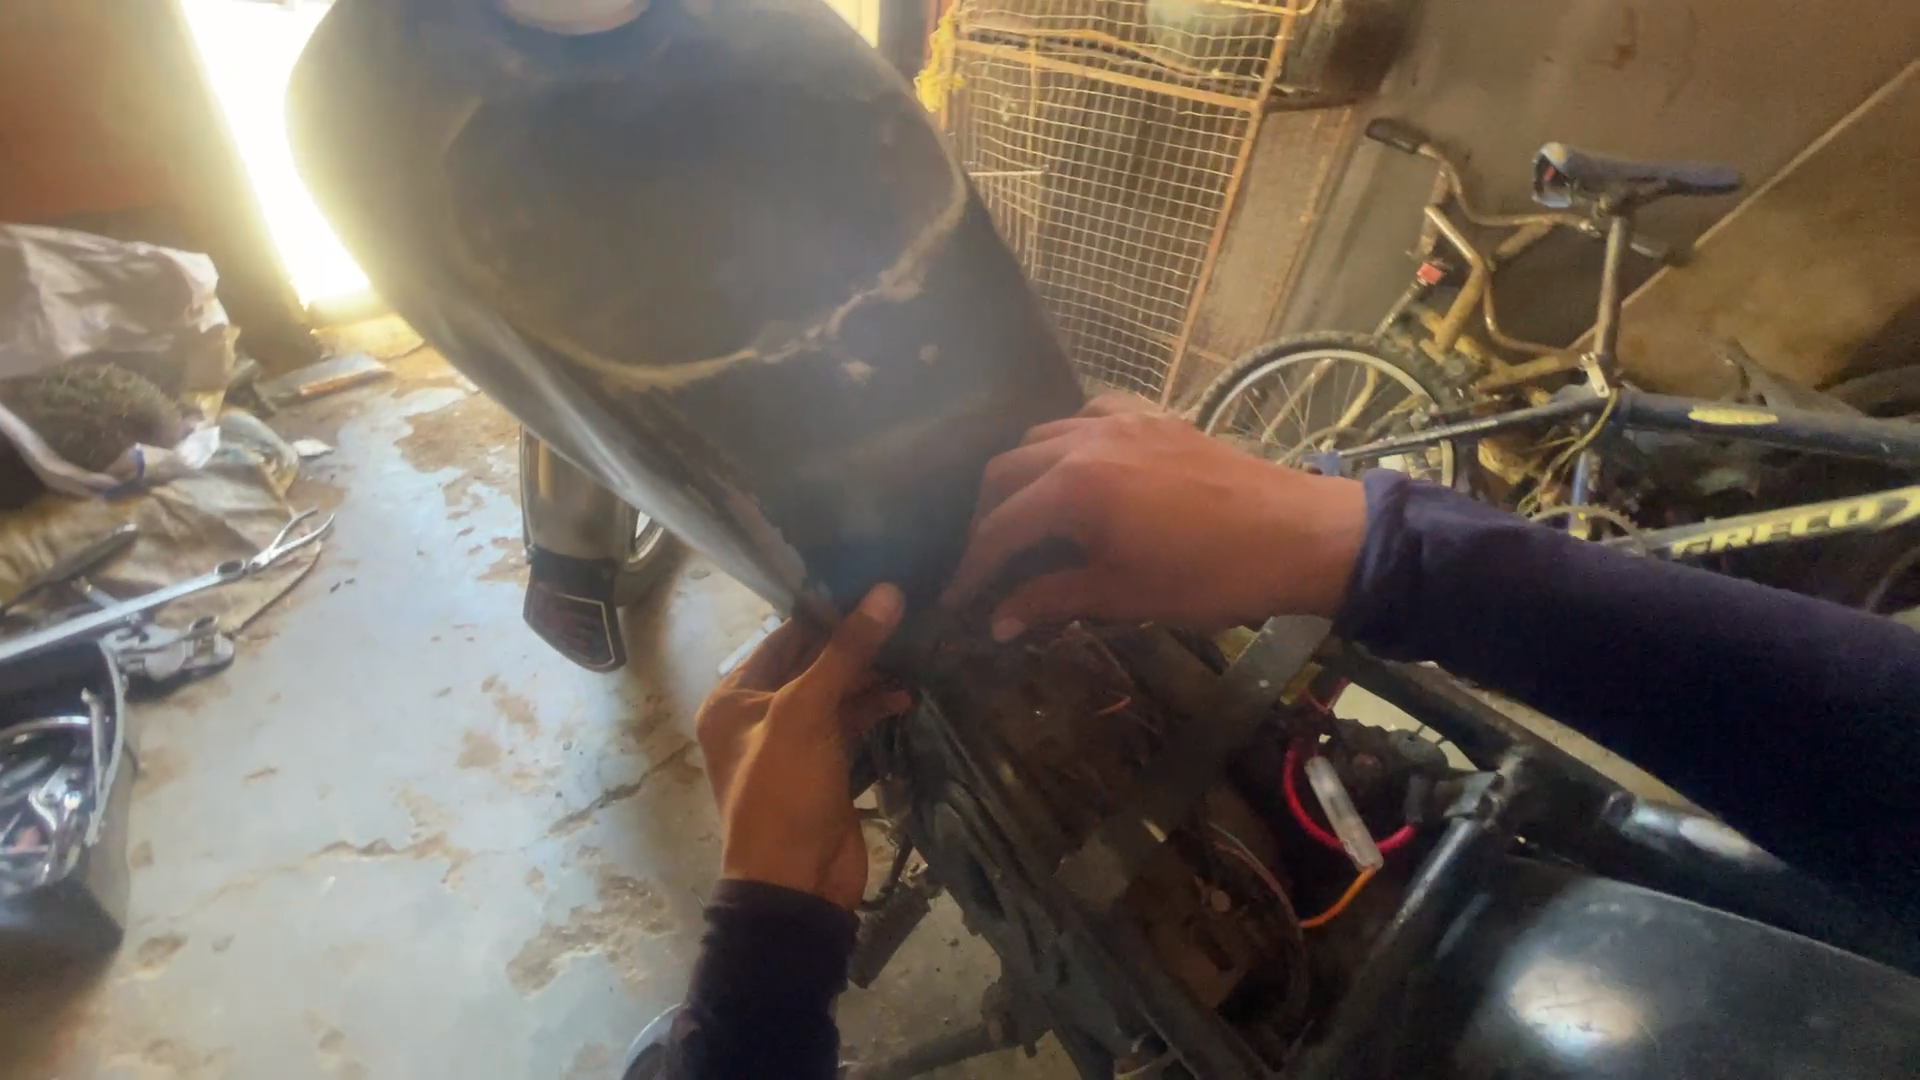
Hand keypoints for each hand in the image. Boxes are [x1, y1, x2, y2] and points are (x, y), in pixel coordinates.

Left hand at [694, 585, 910, 908]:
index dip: (825, 613)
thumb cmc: (783, 788)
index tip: (871, 586)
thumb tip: (888, 592)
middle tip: (900, 614)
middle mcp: (757, 714)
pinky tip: (905, 694)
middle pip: (811, 663)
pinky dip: (873, 706)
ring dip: (869, 675)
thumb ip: (847, 651)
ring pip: (835, 691)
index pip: (783, 638)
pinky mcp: (823, 763)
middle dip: (854, 644)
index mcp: (733, 699)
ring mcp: (793, 741)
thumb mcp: (807, 712)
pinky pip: (849, 721)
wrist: (797, 883)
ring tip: (911, 652)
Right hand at [942, 394, 1368, 638]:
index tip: (954, 598)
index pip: (998, 528)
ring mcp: (1118, 420)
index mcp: (1071, 489)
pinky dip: (1067, 440)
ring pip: (1040, 437)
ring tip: (1024, 514)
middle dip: (985, 518)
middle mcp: (1082, 441)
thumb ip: (1048, 600)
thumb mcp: (1119, 594)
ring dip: (1021, 476)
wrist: (1297, 535)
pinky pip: (1087, 415)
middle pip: (1005, 472)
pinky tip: (1077, 464)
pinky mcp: (1150, 415)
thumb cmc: (1207, 575)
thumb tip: (994, 622)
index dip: (971, 567)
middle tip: (986, 560)